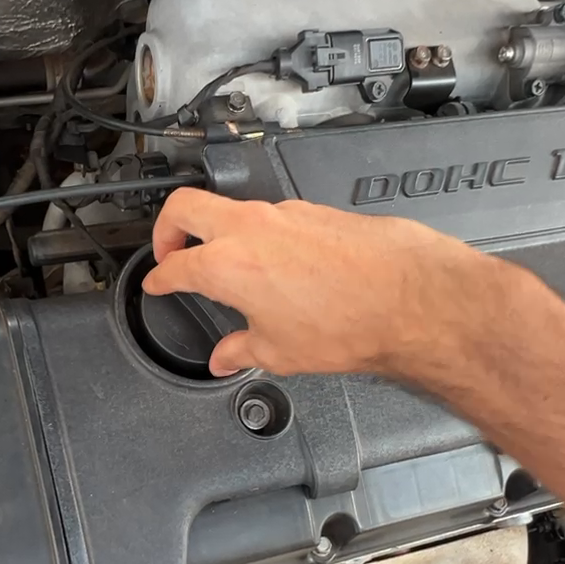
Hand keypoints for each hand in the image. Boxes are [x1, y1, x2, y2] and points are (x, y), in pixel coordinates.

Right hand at [141, 189, 537, 379]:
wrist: (410, 298)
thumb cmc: (348, 322)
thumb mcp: (279, 352)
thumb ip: (240, 351)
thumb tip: (226, 358)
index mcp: (227, 264)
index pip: (172, 264)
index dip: (156, 277)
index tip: (154, 282)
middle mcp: (249, 228)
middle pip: (183, 206)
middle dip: (165, 228)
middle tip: (169, 251)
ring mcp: (282, 213)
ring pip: (229, 207)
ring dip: (215, 230)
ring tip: (224, 263)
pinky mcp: (312, 210)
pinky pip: (270, 215)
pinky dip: (256, 233)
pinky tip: (273, 263)